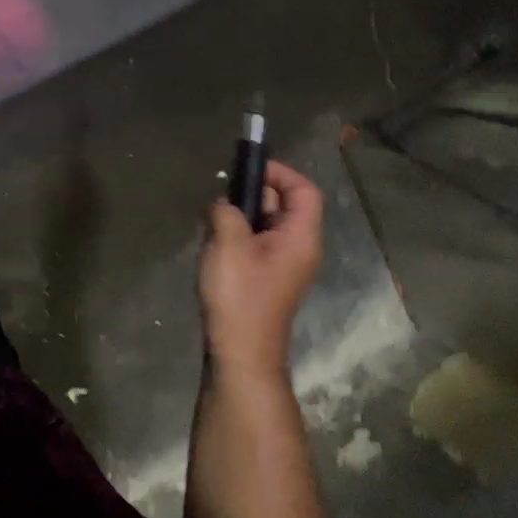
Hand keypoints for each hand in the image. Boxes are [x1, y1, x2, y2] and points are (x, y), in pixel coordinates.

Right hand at [199, 161, 324, 378]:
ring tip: (212, 216)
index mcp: (301, 238)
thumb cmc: (240, 294)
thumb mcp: (228, 244)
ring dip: (241, 213)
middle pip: (287, 205)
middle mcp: (300, 248)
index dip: (280, 173)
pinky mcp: (266, 276)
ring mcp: (284, 264)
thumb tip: (223, 203)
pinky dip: (238, 232)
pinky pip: (257, 241)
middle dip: (255, 192)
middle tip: (221, 191)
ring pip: (268, 223)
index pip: (305, 191)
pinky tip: (214, 240)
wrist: (241, 349)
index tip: (246, 168)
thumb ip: (227, 212)